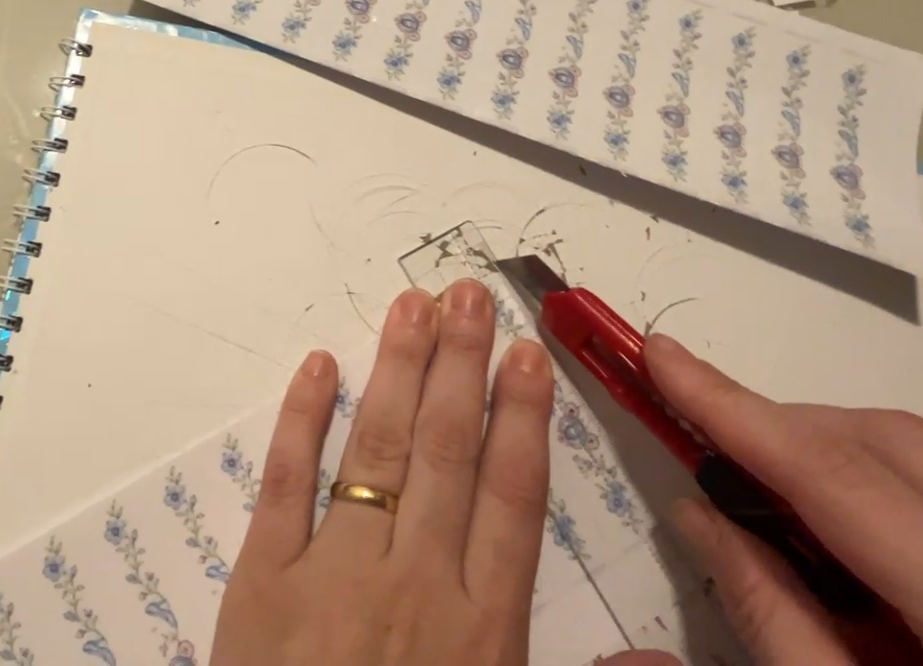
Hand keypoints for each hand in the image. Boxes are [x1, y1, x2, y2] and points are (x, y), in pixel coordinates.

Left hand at [210, 279, 669, 665]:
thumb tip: (659, 657)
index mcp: (480, 626)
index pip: (512, 498)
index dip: (523, 418)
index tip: (526, 354)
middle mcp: (413, 580)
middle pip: (446, 452)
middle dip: (459, 366)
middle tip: (465, 293)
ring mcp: (332, 568)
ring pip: (375, 451)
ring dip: (397, 372)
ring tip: (411, 306)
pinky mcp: (264, 571)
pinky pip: (285, 480)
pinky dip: (302, 419)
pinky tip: (320, 365)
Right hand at [647, 333, 922, 665]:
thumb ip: (773, 620)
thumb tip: (696, 513)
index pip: (845, 478)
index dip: (737, 408)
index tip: (662, 356)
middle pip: (903, 448)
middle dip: (786, 427)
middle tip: (705, 442)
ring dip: (835, 460)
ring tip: (771, 503)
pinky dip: (890, 500)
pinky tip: (853, 552)